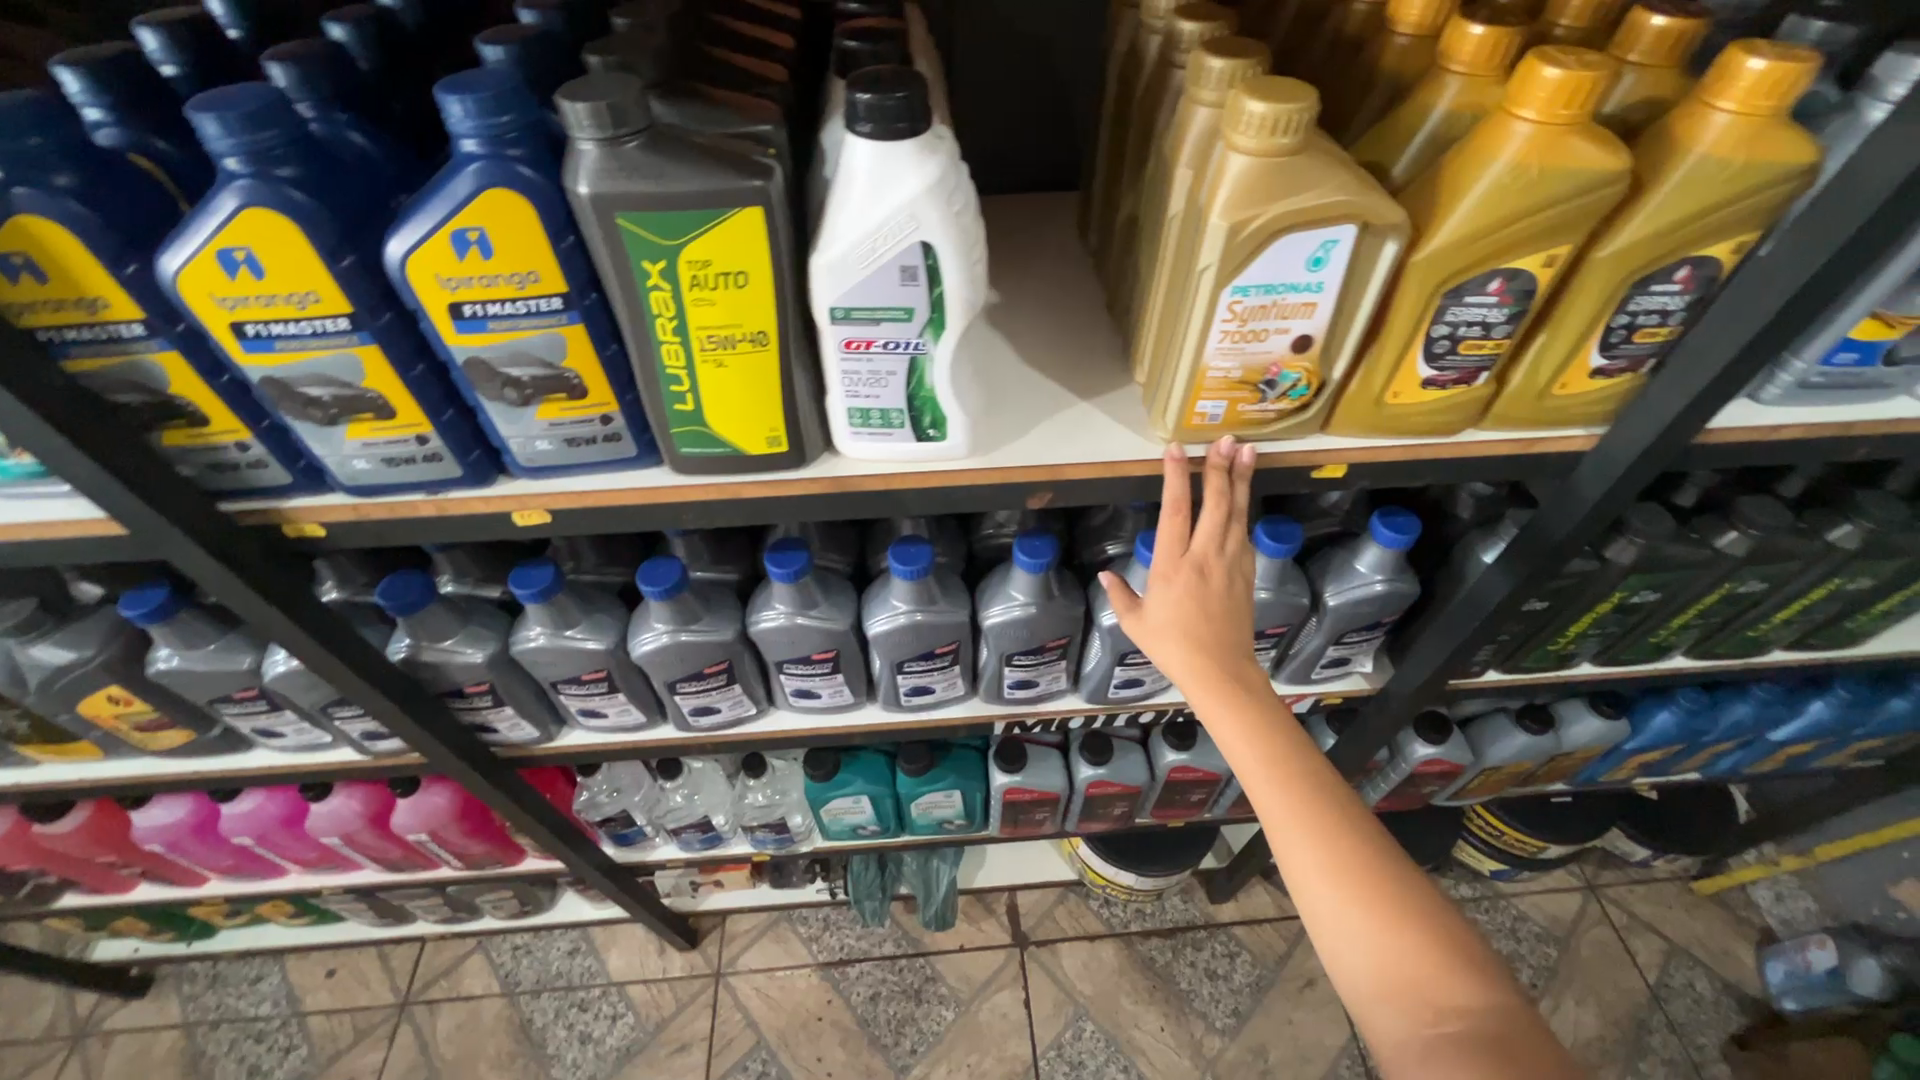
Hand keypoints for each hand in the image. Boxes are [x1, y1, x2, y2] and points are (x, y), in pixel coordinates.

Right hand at [1099, 436, 1271, 699]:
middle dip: (1219, 467)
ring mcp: (1230, 562)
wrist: (1219, 670)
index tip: (1176, 450)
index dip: (1176, 476)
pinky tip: (1246, 496)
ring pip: (1236, 512)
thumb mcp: (1135, 623)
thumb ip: (1119, 594)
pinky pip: (1245, 533)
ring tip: (1247, 451)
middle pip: (1215, 502)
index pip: (1175, 510)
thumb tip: (1103, 574)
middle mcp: (1204, 556)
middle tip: (1226, 440)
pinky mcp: (1247, 572)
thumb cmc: (1172, 647)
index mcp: (1172, 565)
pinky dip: (1245, 509)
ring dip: (1242, 479)